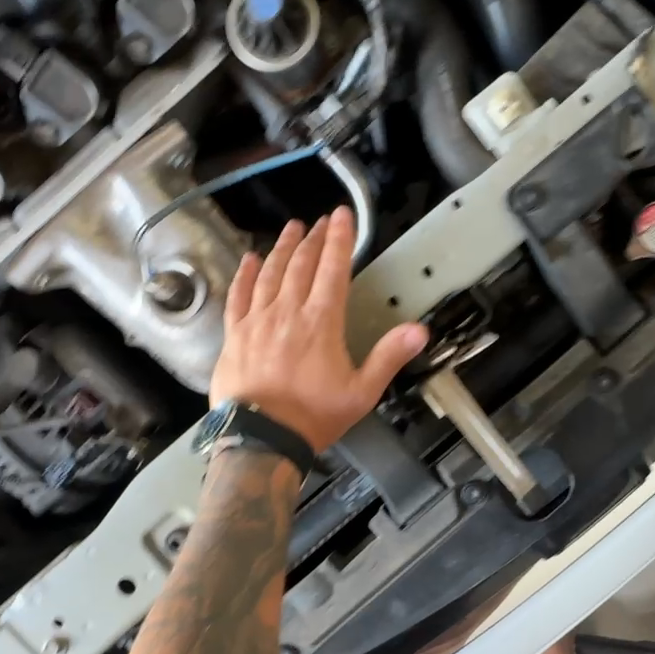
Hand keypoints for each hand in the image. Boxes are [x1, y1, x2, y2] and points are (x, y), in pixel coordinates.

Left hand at [212, 207, 429, 453]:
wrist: (263, 437)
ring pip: (270, 273)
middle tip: (320, 221)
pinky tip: (250, 260)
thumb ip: (388, 357)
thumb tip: (419, 331)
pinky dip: (245, 275)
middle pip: (301, 265)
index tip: (342, 216)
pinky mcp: (235, 335)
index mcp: (321, 322)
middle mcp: (288, 313)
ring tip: (291, 230)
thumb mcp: (362, 393)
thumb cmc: (314, 417)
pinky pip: (238, 296)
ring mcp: (257, 321)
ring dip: (282, 249)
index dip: (339, 239)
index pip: (333, 269)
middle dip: (313, 239)